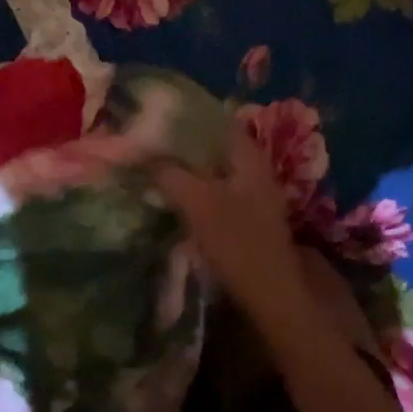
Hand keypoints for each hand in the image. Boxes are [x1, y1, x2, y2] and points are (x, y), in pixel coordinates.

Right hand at [154, 122, 310, 322]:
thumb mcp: (196, 202)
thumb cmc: (236, 241)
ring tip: (154, 167)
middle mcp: (256, 171)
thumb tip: (141, 154)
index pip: (217, 121)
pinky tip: (173, 197)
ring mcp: (254, 196)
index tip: (157, 117)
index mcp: (250, 158)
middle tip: (149, 142)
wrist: (271, 294)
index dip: (188, 117)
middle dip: (183, 144)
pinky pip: (216, 192)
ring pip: (214, 171)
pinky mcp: (247, 219)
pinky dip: (195, 189)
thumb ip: (168, 174)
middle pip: (215, 147)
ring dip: (187, 169)